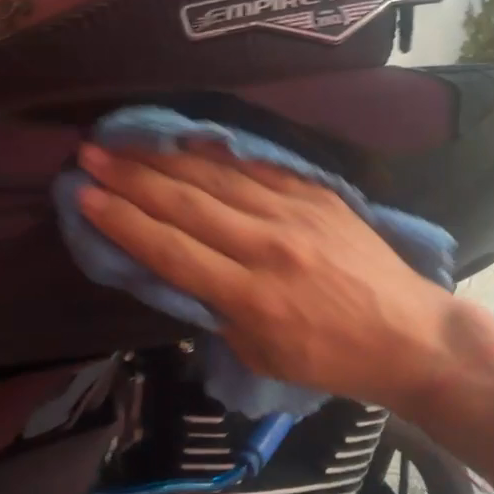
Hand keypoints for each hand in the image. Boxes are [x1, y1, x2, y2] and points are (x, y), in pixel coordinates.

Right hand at [77, 143, 493, 412]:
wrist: (408, 333)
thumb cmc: (330, 358)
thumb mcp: (261, 354)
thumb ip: (214, 310)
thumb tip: (173, 271)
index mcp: (251, 296)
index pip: (170, 250)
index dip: (123, 222)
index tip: (85, 197)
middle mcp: (266, 245)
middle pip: (185, 203)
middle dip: (130, 178)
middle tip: (89, 155)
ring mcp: (292, 211)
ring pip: (215, 175)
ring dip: (163, 157)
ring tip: (124, 139)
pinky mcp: (313, 191)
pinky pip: (255, 165)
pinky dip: (216, 150)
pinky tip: (186, 134)